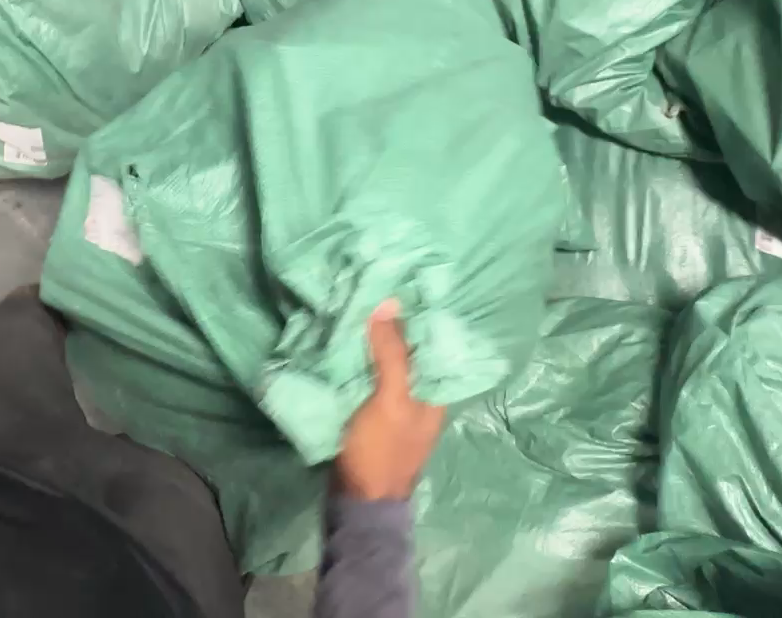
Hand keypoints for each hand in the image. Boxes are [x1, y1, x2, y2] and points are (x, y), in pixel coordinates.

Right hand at [335, 300, 445, 500]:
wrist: (356, 502)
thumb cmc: (382, 450)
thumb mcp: (390, 399)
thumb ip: (392, 354)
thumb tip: (388, 303)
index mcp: (436, 391)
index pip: (434, 340)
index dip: (420, 311)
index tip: (401, 279)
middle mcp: (421, 393)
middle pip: (410, 347)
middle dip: (393, 320)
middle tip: (372, 283)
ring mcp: (396, 402)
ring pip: (388, 358)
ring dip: (374, 337)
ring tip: (356, 301)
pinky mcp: (372, 408)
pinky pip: (370, 372)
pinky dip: (361, 355)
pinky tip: (345, 337)